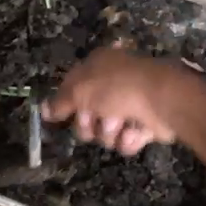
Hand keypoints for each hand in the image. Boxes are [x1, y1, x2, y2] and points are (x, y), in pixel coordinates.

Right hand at [43, 47, 190, 155]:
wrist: (162, 100)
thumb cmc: (116, 87)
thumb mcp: (79, 91)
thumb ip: (59, 102)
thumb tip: (42, 110)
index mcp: (97, 66)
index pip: (71, 87)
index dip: (65, 104)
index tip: (59, 118)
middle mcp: (112, 83)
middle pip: (86, 114)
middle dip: (88, 124)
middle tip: (92, 122)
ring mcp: (130, 105)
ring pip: (105, 131)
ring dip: (109, 131)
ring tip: (120, 124)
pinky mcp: (144, 124)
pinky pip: (125, 140)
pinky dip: (128, 138)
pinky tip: (134, 131)